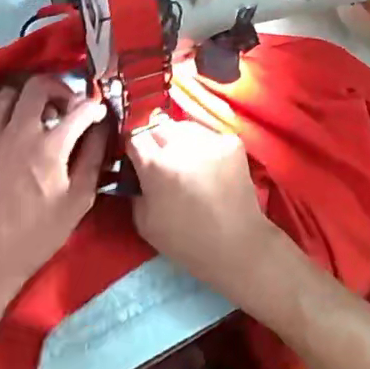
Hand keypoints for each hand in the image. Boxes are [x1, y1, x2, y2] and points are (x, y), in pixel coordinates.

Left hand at [0, 76, 109, 302]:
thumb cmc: (35, 237)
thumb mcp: (77, 202)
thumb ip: (93, 159)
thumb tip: (103, 129)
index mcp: (50, 146)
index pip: (80, 108)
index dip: (95, 106)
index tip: (99, 113)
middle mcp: (19, 134)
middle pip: (38, 86)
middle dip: (60, 88)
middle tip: (68, 105)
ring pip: (6, 95)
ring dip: (27, 97)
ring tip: (39, 114)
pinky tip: (8, 124)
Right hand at [127, 120, 283, 300]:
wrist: (235, 241)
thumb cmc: (184, 240)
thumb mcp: (144, 221)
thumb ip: (135, 189)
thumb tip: (134, 170)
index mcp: (156, 165)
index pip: (135, 136)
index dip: (134, 146)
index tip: (136, 156)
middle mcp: (182, 145)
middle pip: (160, 127)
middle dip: (156, 140)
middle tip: (161, 160)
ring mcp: (210, 140)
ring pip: (185, 127)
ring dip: (180, 140)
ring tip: (186, 162)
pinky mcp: (231, 141)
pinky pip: (209, 135)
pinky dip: (203, 146)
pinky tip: (207, 166)